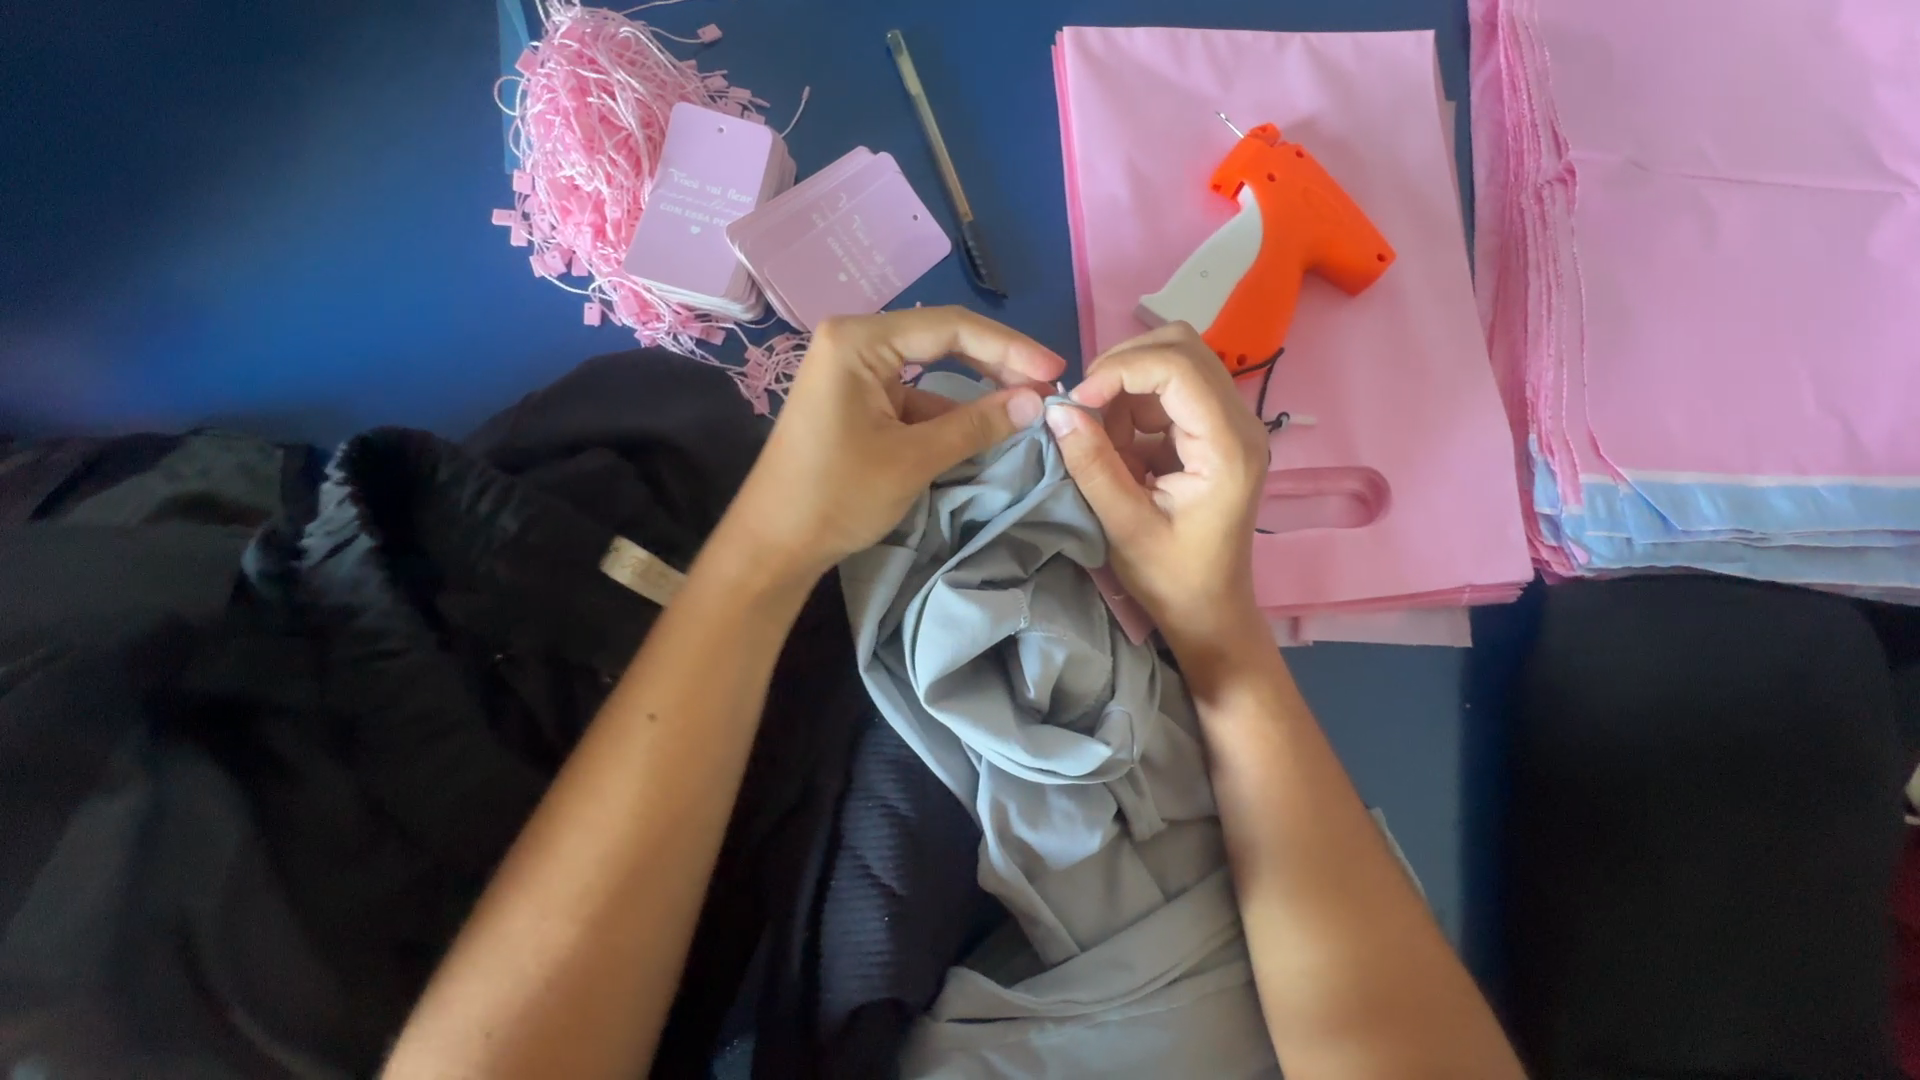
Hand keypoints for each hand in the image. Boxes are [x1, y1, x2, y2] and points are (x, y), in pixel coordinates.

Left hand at [720, 307, 1063, 584]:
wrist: (775, 543)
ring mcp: (853, 372)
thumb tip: (1038, 401)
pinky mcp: (856, 401)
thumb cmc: (837, 496)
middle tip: (1047, 385)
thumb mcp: (914, 459)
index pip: (951, 327)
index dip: (1010, 347)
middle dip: (996, 363)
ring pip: (930, 371)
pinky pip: (913, 396)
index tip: (1055, 369)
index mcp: (859, 340)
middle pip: (942, 340)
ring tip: (1026, 406)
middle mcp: (854, 342)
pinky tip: (984, 426)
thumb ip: (977, 424)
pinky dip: (948, 411)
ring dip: (976, 389)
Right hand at [1047, 322, 1269, 650]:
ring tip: (1098, 436)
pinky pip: (1168, 392)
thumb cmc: (1172, 579)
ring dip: (1124, 387)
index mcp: (1228, 446)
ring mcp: (1227, 424)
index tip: (1075, 404)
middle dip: (1121, 366)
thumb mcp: (1124, 526)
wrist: (1209, 610)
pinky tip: (1115, 445)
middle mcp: (1239, 422)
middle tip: (1082, 406)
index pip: (1178, 367)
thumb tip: (1057, 411)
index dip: (1119, 371)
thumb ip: (1093, 465)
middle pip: (1181, 348)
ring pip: (1172, 364)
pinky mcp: (1210, 432)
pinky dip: (1131, 406)